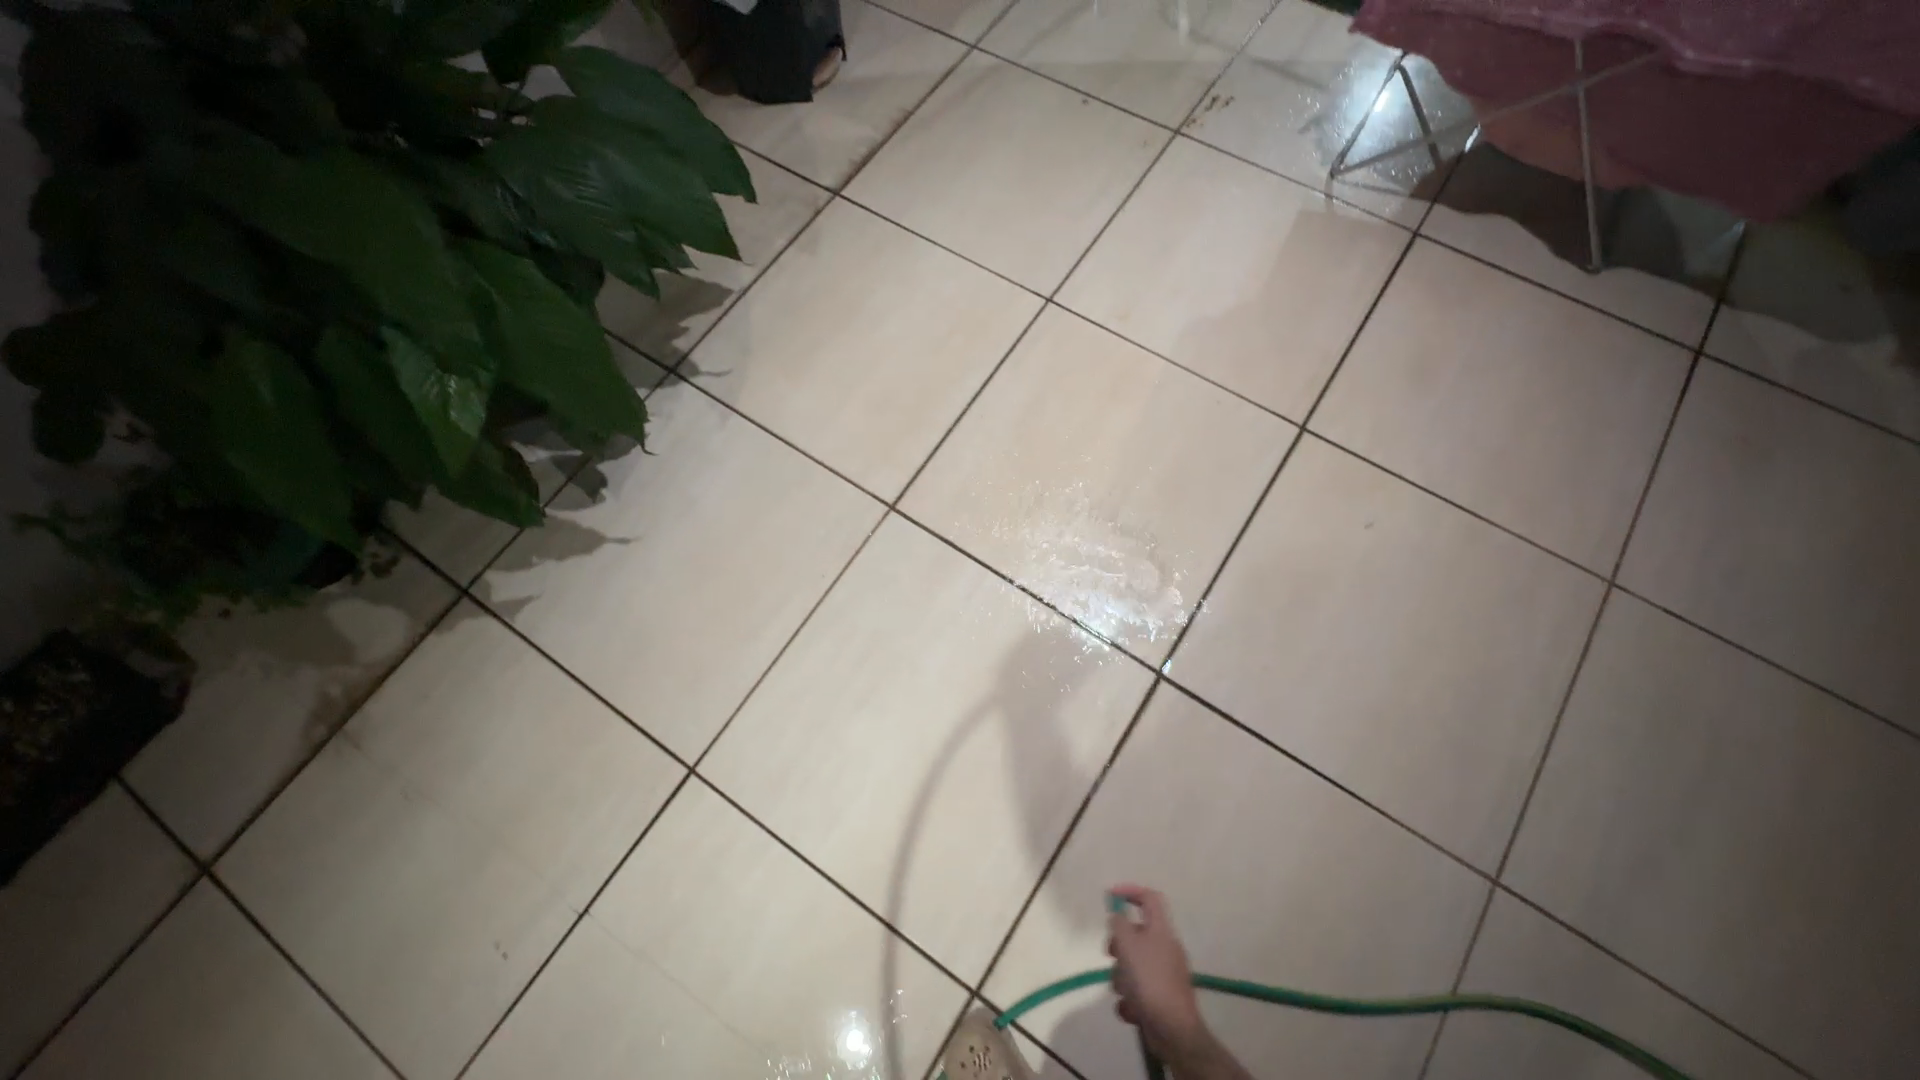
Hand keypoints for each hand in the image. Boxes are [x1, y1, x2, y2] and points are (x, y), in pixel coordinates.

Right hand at [1106, 885, 1208, 1063]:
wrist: (1172, 1030)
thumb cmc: (1149, 980)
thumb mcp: (1129, 944)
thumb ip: (1119, 924)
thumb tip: (1117, 916)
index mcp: (1161, 931)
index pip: (1150, 898)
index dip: (1130, 891)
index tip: (1109, 897)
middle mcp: (1164, 949)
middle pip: (1136, 935)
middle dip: (1118, 946)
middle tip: (1111, 954)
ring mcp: (1163, 975)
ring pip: (1132, 966)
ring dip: (1121, 978)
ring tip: (1125, 991)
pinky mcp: (1158, 999)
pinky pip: (1136, 991)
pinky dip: (1130, 1000)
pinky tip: (1132, 1009)